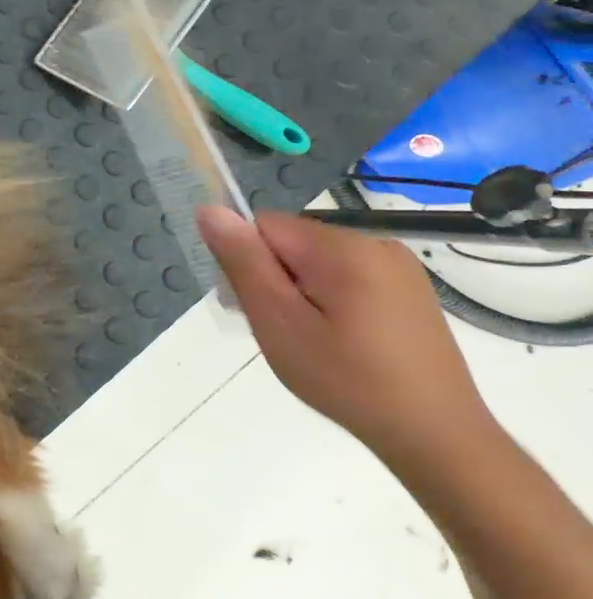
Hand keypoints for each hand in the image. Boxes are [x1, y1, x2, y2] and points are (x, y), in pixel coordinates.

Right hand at [196, 208, 491, 462]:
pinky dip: (329, 301)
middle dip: (274, 279)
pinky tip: (341, 340)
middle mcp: (376, 244)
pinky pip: (345, 277)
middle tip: (285, 331)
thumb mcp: (278, 321)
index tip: (261, 308)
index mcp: (343, 248)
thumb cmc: (349, 380)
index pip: (263, 227)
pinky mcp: (410, 290)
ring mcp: (399, 267)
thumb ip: (242, 261)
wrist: (438, 437)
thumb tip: (210, 209)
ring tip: (313, 341)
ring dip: (300, 292)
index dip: (249, 264)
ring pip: (315, 261)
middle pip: (290, 242)